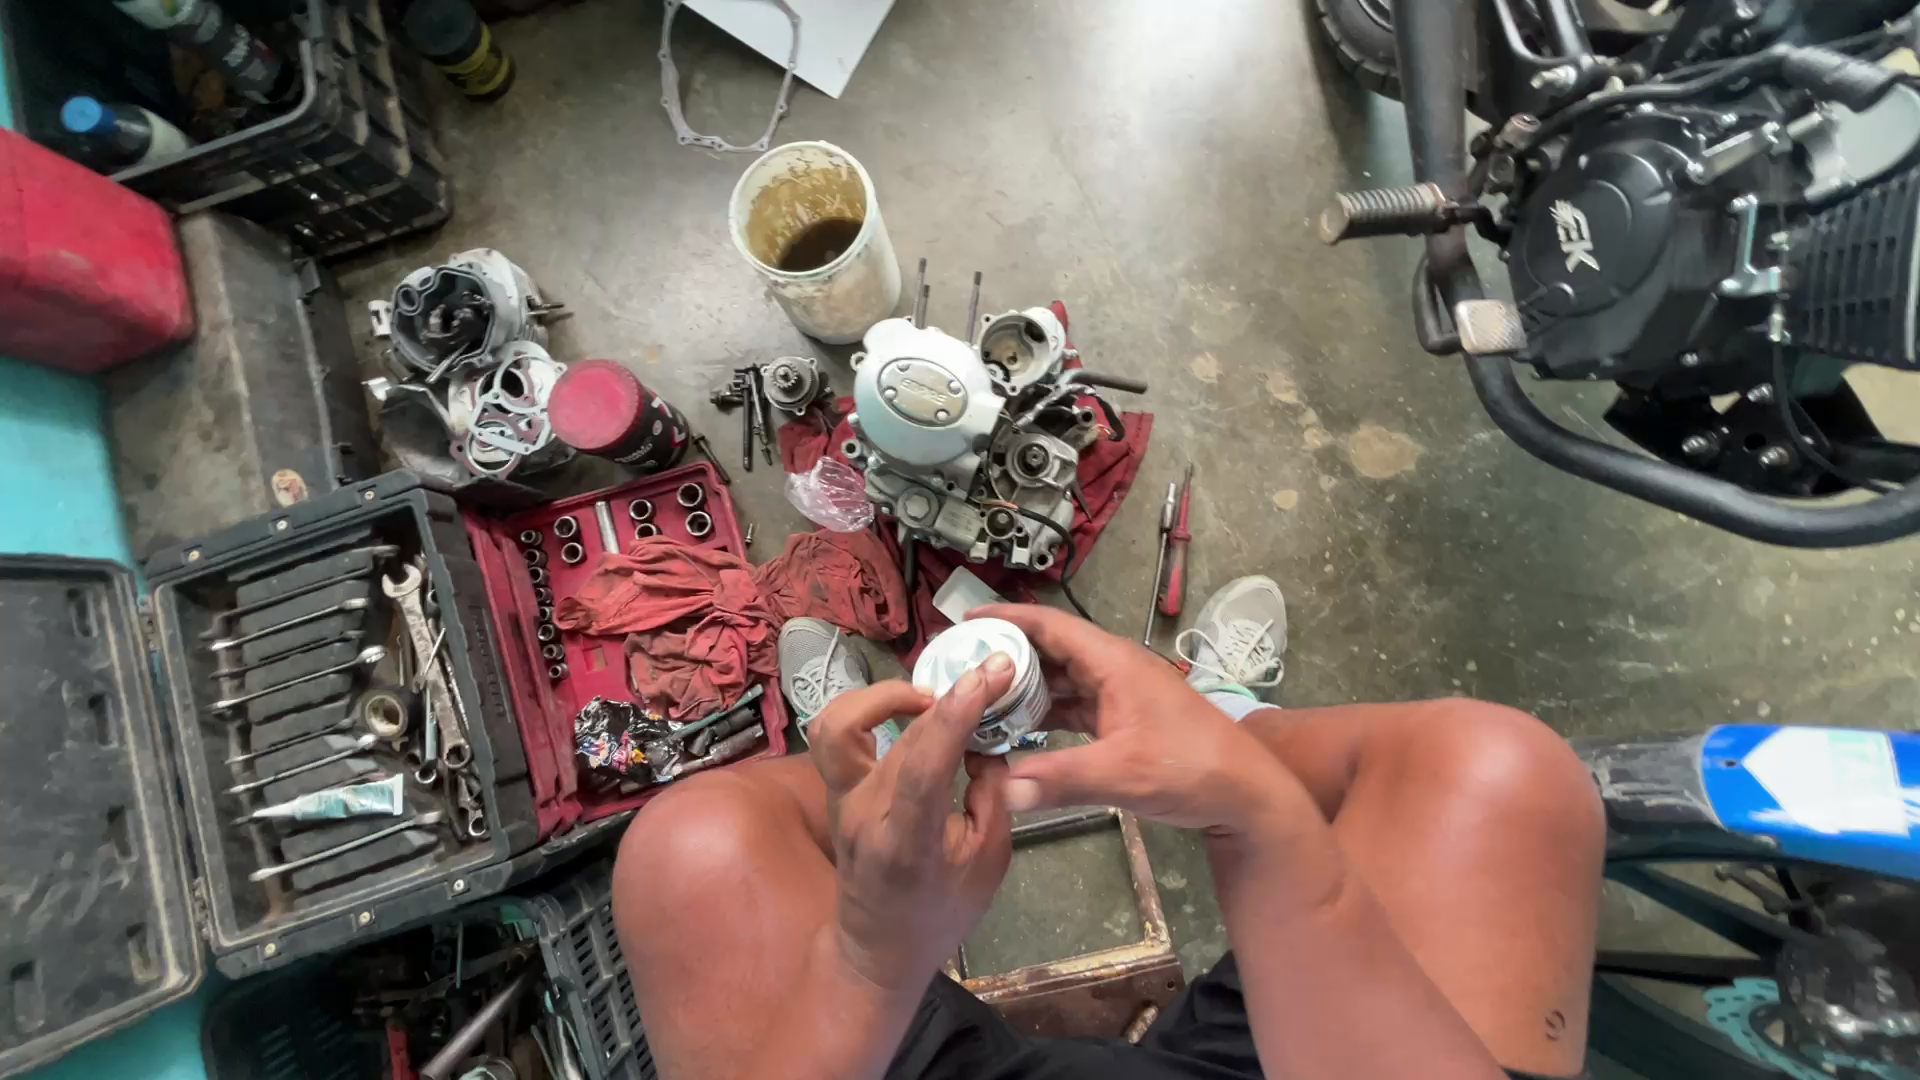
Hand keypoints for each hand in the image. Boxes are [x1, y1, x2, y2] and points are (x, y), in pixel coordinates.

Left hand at [807, 659, 1016, 992]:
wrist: (875, 949)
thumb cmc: (939, 912)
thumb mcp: (989, 863)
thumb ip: (993, 797)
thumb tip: (984, 743)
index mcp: (906, 844)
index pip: (922, 766)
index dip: (954, 716)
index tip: (988, 675)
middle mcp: (862, 814)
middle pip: (898, 738)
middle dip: (948, 697)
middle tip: (987, 676)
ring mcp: (838, 798)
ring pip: (838, 724)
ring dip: (884, 696)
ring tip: (928, 695)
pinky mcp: (832, 788)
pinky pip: (835, 732)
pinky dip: (867, 708)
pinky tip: (904, 709)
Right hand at [973, 604, 1291, 835]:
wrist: (1246, 794)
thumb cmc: (1191, 768)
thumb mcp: (1123, 774)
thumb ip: (1060, 780)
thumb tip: (1001, 789)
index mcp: (1112, 661)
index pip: (1049, 625)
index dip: (1007, 617)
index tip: (966, 619)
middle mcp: (1113, 667)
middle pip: (1050, 648)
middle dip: (1007, 653)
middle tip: (963, 664)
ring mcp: (1120, 692)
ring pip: (1061, 678)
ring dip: (1025, 685)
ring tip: (981, 696)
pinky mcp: (1123, 717)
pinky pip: (1073, 704)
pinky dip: (1046, 712)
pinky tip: (1020, 729)